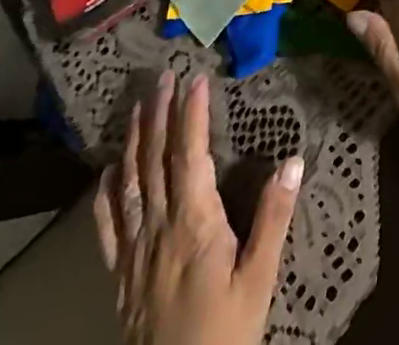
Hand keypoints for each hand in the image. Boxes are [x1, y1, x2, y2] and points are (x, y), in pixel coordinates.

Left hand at [93, 70, 304, 344]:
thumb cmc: (227, 331)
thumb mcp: (260, 279)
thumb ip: (273, 218)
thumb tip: (293, 161)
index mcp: (194, 221)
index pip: (190, 154)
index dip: (191, 113)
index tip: (195, 79)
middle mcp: (159, 224)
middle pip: (155, 159)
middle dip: (159, 114)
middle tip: (163, 78)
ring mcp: (135, 247)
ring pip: (129, 181)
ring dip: (134, 140)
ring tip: (138, 107)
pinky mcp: (121, 271)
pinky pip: (108, 225)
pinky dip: (105, 194)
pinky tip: (106, 172)